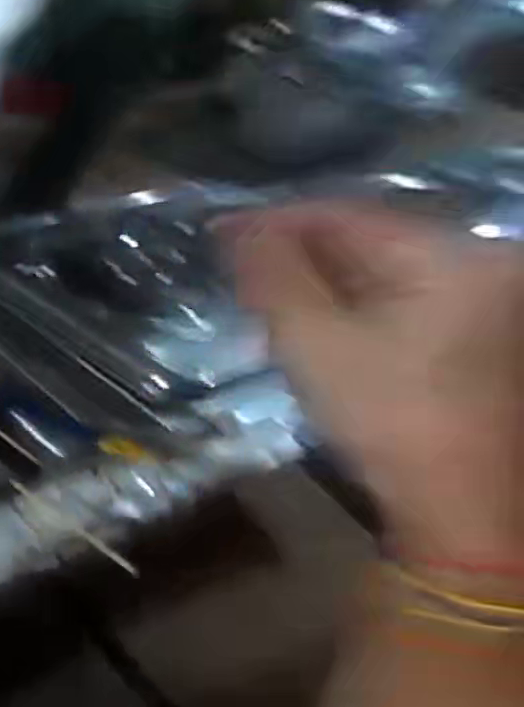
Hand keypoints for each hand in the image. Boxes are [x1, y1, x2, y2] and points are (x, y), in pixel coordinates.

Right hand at [228, 204, 523, 562]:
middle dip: (294, 249)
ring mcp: (494, 295)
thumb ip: (274, 276)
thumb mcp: (311, 339)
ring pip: (382, 264)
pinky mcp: (484, 325)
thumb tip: (239, 228)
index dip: (273, 220)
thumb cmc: (383, 409)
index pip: (347, 216)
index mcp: (455, 257)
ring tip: (261, 294)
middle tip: (231, 269)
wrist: (463, 490)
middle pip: (370, 236)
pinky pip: (402, 289)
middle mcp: (489, 261)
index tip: (212, 232)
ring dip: (317, 274)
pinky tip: (311, 317)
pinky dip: (348, 295)